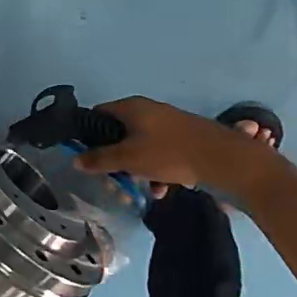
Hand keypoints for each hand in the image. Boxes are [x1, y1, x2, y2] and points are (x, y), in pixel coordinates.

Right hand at [71, 96, 259, 188]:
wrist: (221, 158)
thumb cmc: (168, 153)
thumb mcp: (128, 159)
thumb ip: (99, 159)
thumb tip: (75, 159)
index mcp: (130, 107)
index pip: (99, 114)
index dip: (89, 134)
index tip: (87, 156)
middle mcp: (147, 110)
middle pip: (120, 132)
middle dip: (116, 158)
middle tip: (114, 178)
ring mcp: (167, 123)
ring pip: (141, 145)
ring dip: (138, 168)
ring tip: (143, 189)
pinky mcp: (183, 137)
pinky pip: (160, 152)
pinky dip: (157, 169)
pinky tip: (164, 189)